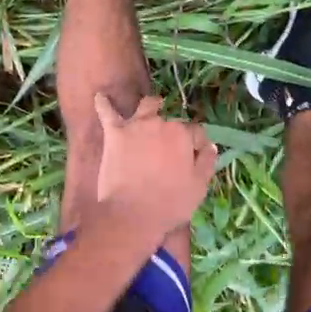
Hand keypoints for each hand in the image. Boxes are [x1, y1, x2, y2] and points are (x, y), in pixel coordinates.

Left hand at [93, 94, 216, 238]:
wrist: (132, 215)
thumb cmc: (169, 204)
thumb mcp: (198, 188)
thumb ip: (206, 163)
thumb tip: (210, 145)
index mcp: (182, 135)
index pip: (195, 132)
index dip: (196, 144)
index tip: (194, 156)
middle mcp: (160, 123)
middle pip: (170, 121)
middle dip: (173, 132)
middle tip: (170, 150)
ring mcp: (136, 126)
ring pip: (145, 107)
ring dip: (150, 107)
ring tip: (151, 108)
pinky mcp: (115, 134)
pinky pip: (107, 113)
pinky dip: (104, 104)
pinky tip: (100, 96)